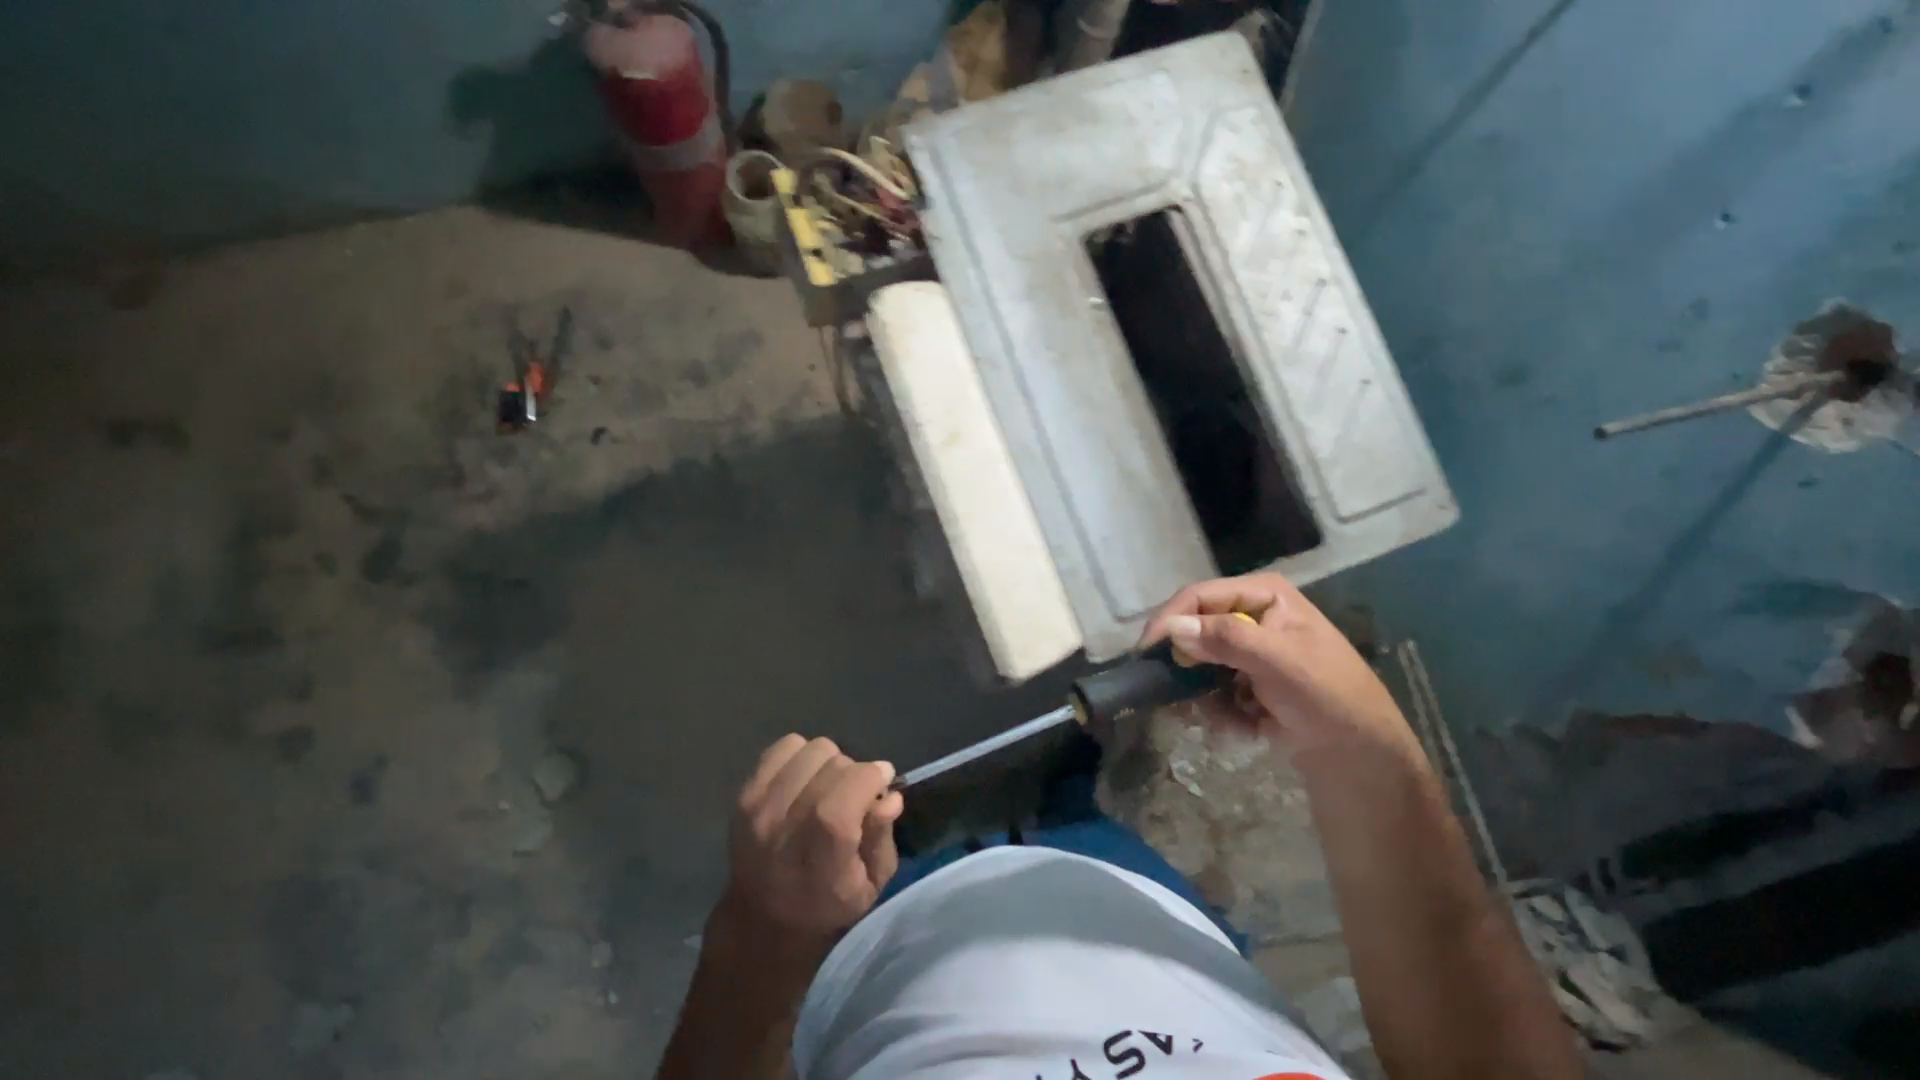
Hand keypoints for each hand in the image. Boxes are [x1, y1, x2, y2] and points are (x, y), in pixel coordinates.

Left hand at [723, 735, 903, 940]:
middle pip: (835, 764)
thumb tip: (890, 796)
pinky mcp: (745, 793)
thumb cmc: (826, 905)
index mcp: (822, 853)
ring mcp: (761, 805)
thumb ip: (881, 837)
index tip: (883, 783)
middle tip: (855, 795)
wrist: (761, 918)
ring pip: (814, 750)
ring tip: (828, 787)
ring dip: (830, 763)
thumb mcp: (870, 885)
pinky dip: (802, 756)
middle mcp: (787, 824)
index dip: (873, 777)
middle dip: (855, 773)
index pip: (851, 788)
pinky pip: (784, 747)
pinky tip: (806, 779)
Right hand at [1138, 573, 1426, 773]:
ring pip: (1198, 666)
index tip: (1145, 653)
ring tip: (1230, 721)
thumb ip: (1227, 640)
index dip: (1169, 621)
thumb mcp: (1280, 662)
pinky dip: (1221, 713)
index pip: (1199, 596)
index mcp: (1263, 595)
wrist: (1360, 755)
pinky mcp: (1246, 683)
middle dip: (1189, 668)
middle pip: (1194, 631)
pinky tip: (1246, 729)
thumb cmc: (1328, 697)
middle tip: (1178, 698)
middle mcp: (1252, 616)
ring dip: (1206, 697)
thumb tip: (1173, 629)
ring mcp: (1248, 651)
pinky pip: (1211, 691)